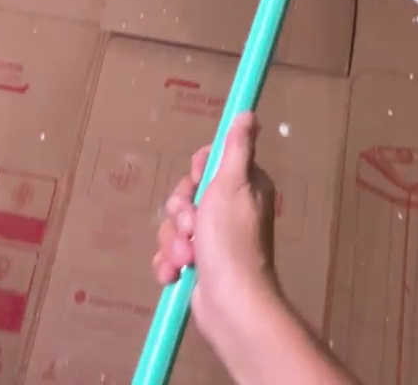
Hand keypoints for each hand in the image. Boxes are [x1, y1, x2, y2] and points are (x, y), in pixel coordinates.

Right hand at [151, 112, 281, 346]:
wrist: (230, 304)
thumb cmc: (231, 239)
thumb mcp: (233, 183)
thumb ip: (238, 147)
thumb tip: (249, 113)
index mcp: (243, 187)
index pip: (209, 163)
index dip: (197, 172)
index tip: (198, 182)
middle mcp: (229, 209)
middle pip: (187, 194)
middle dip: (180, 212)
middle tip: (191, 225)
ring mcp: (213, 239)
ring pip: (175, 224)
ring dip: (174, 241)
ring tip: (187, 257)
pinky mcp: (198, 264)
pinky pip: (170, 252)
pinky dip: (169, 262)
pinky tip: (174, 273)